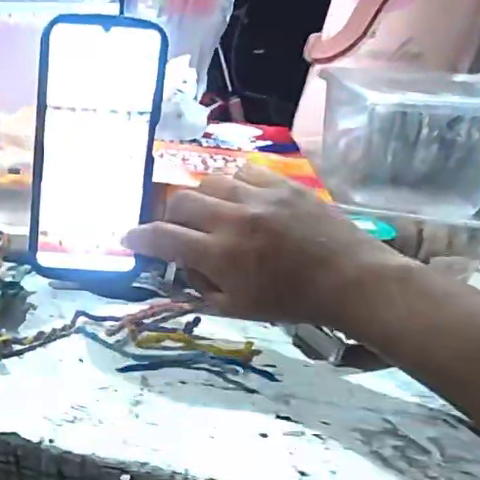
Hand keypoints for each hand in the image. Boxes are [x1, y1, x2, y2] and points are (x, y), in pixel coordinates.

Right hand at [124, 166, 412, 327]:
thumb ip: (203, 290)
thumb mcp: (239, 309)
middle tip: (177, 230)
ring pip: (208, 182)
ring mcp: (258, 197)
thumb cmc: (293, 301)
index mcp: (220, 255)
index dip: (139, 237)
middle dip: (169, 217)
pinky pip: (242, 171)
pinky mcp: (282, 184)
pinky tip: (239, 197)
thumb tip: (183, 269)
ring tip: (211, 212)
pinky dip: (231, 184)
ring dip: (200, 199)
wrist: (350, 279)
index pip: (162, 238)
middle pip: (179, 202)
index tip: (129, 238)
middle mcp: (232, 220)